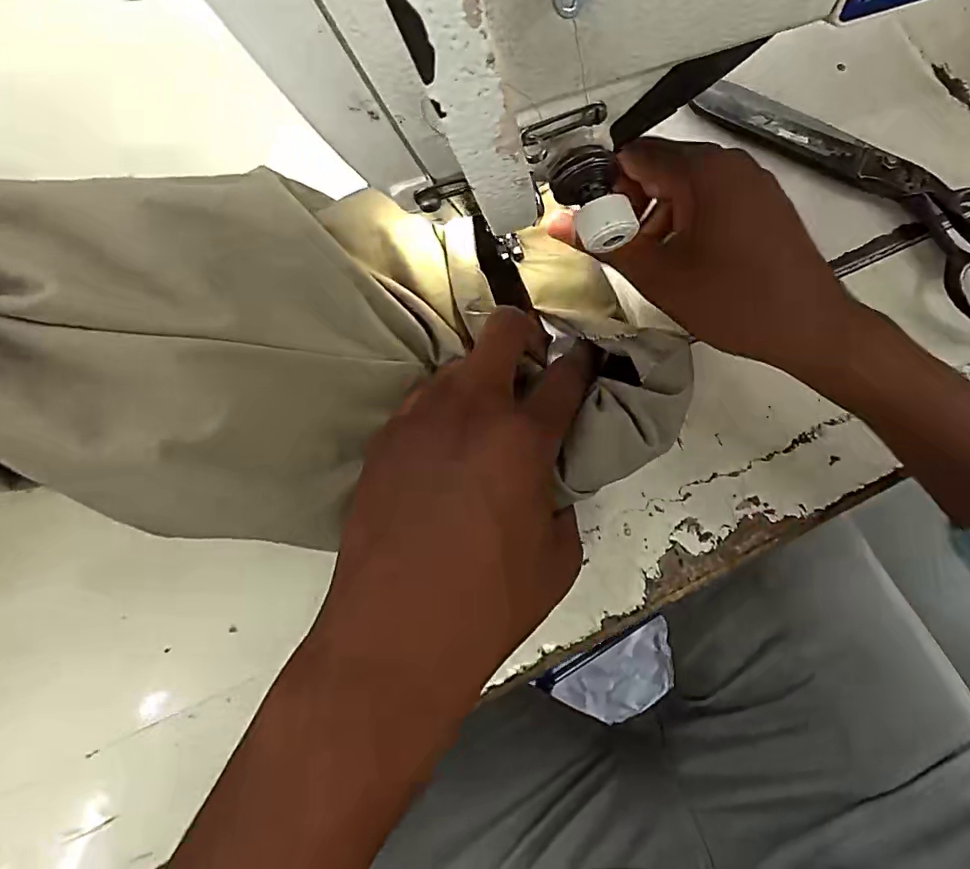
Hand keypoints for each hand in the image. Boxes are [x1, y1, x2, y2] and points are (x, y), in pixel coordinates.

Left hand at [319, 308, 596, 687]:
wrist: (393, 639)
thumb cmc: (490, 602)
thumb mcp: (558, 555)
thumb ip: (561, 501)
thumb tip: (547, 482)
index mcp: (524, 439)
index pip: (565, 375)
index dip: (582, 360)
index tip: (586, 356)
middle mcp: (471, 412)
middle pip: (502, 331)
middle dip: (526, 332)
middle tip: (535, 363)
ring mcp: (419, 420)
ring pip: (456, 365)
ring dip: (481, 379)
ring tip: (487, 417)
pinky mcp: (384, 442)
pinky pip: (422, 403)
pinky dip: (444, 411)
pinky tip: (446, 450)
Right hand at [550, 138, 866, 376]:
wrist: (811, 327)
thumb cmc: (738, 302)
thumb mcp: (660, 277)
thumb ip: (606, 243)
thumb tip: (562, 225)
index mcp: (703, 171)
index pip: (633, 154)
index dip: (606, 186)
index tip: (600, 223)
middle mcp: (731, 164)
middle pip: (662, 166)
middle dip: (635, 204)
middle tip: (628, 247)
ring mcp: (754, 182)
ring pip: (689, 184)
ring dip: (663, 215)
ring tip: (661, 262)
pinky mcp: (768, 203)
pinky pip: (717, 197)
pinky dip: (694, 219)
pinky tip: (694, 259)